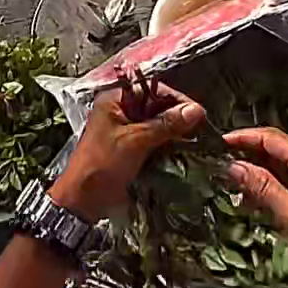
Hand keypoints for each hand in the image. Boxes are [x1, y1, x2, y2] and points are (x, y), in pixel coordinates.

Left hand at [49, 85, 204, 221]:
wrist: (84, 198)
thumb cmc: (103, 163)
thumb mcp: (136, 141)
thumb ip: (165, 124)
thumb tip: (196, 110)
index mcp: (114, 100)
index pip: (150, 89)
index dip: (174, 99)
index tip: (197, 112)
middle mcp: (120, 111)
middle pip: (156, 106)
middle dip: (178, 116)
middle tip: (202, 129)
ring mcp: (126, 130)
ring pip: (157, 125)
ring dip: (176, 132)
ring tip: (199, 141)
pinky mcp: (132, 148)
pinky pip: (155, 141)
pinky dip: (169, 145)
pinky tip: (186, 151)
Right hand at [224, 127, 287, 287]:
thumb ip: (262, 187)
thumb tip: (232, 166)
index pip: (270, 138)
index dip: (241, 137)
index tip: (217, 144)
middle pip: (274, 146)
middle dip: (246, 155)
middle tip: (220, 166)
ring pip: (279, 161)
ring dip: (256, 171)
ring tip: (234, 187)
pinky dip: (270, 182)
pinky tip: (254, 197)